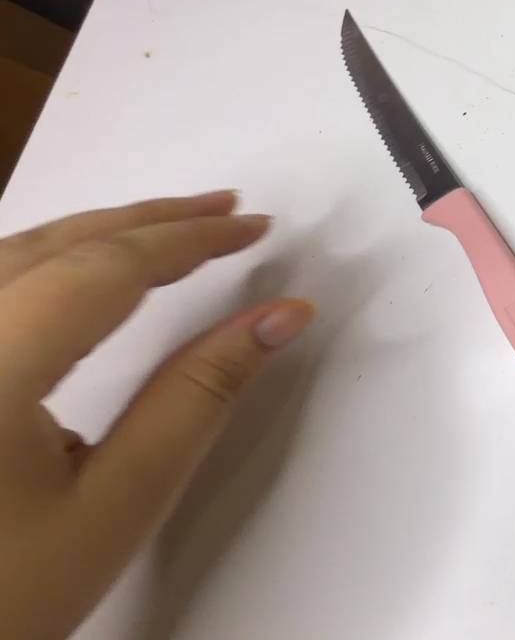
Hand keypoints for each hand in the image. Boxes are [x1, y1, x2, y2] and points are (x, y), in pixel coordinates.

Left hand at [0, 191, 312, 639]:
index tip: (255, 227)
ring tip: (159, 227)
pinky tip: (68, 270)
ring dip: (87, 235)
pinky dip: (35, 264)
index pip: (102, 272)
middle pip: (40, 251)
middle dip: (142, 221)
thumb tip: (286, 315)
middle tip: (222, 207)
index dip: (188, 239)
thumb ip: (202, 393)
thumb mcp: (118, 500)